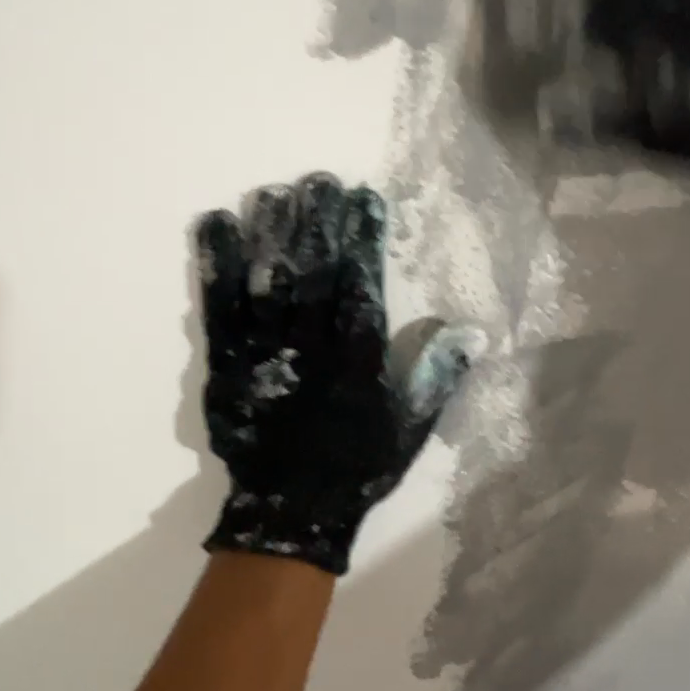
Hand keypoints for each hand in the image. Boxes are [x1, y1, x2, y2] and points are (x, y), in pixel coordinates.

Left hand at [192, 173, 477, 574]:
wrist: (292, 510)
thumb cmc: (359, 466)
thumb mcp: (412, 429)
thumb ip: (438, 377)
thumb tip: (473, 331)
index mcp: (358, 361)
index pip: (361, 286)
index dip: (363, 239)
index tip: (364, 198)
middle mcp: (311, 349)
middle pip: (313, 274)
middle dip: (317, 223)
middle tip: (316, 180)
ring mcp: (264, 354)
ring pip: (266, 282)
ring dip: (270, 233)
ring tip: (274, 193)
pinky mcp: (225, 364)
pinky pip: (218, 308)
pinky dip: (216, 266)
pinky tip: (217, 225)